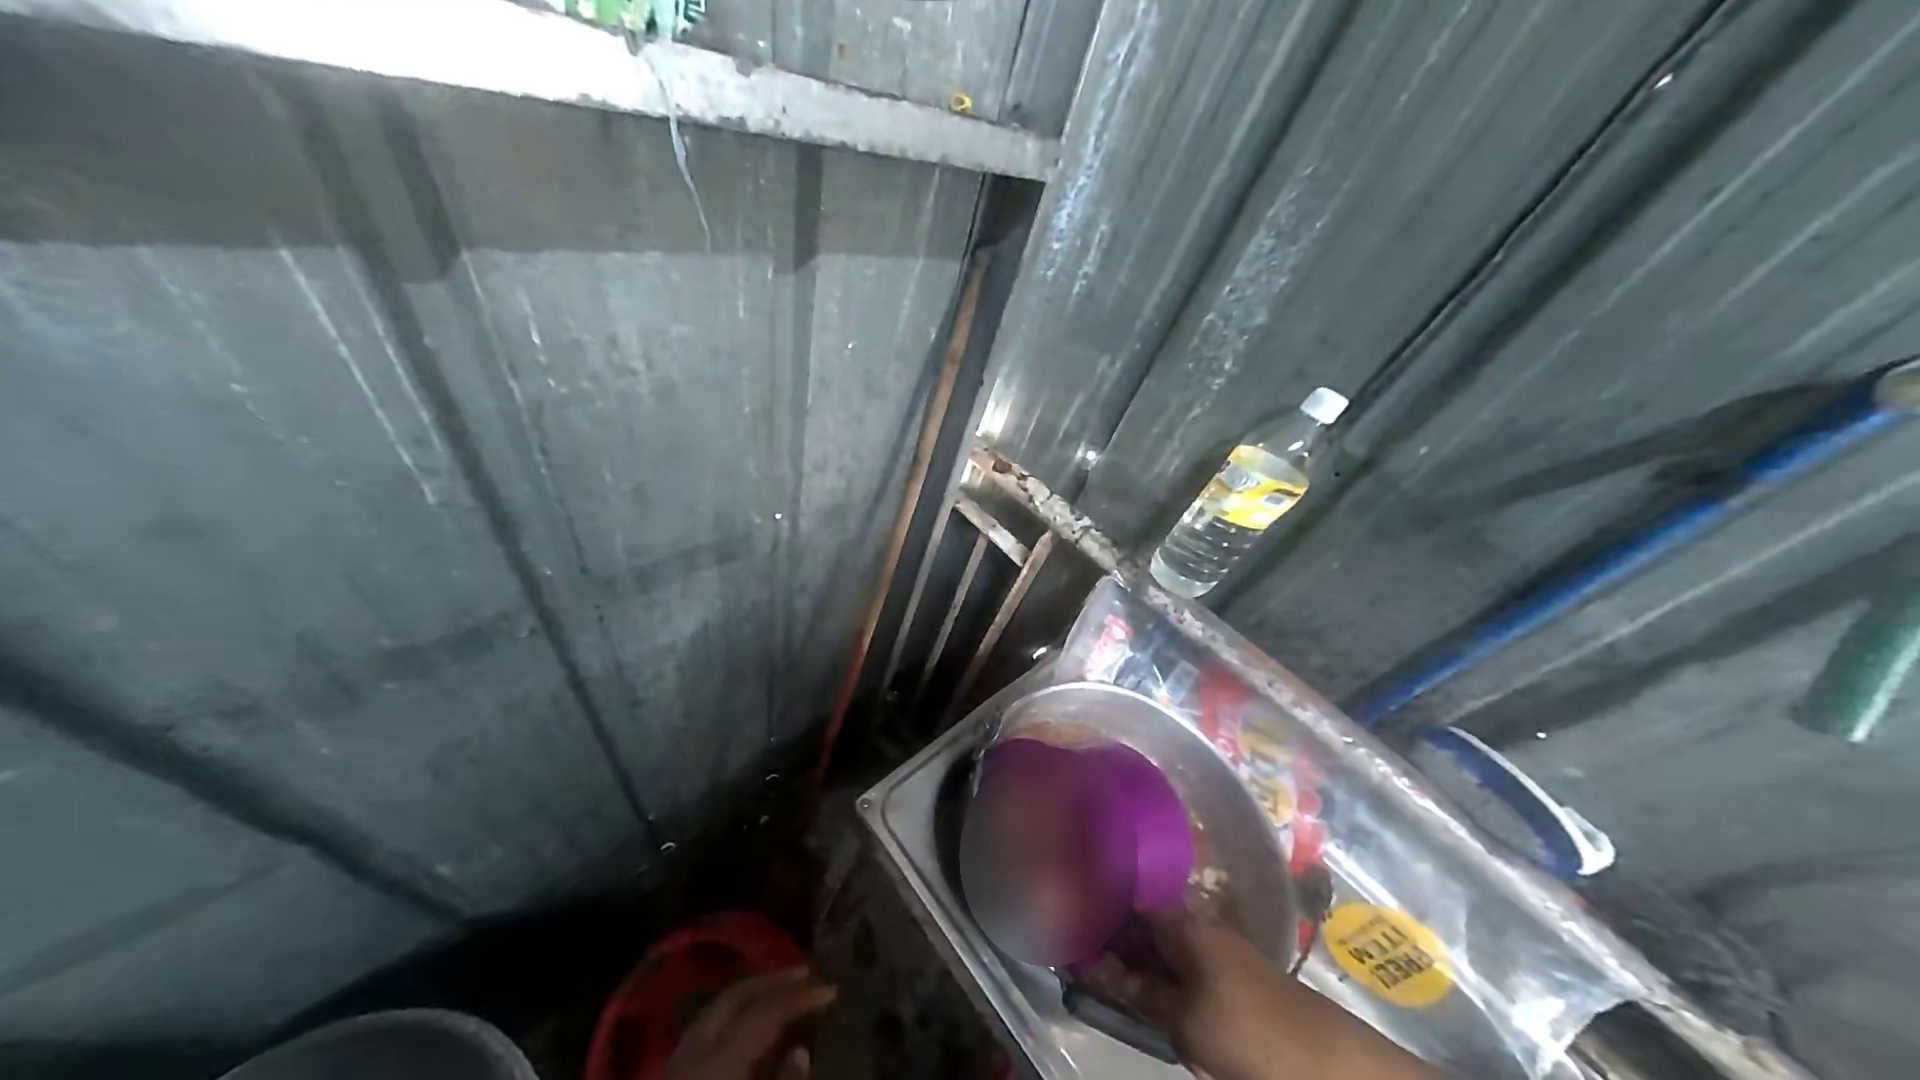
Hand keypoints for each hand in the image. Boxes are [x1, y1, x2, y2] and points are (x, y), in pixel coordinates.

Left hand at [662, 968, 836, 1079]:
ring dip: (750, 993)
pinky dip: (730, 1014)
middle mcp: (692, 1055)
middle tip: (807, 975)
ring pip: (715, 1009)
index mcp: (716, 1066)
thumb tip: (801, 1051)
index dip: (800, 998)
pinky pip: (703, 1029)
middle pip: (734, 998)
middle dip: (772, 982)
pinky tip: (747, 1023)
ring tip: (781, 990)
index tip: (832, 991)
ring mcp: (675, 1067)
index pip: (764, 1013)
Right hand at [1085, 913, 1439, 1079]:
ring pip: (1156, 952)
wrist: (1329, 1065)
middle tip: (1074, 960)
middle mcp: (1193, 929)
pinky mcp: (1223, 982)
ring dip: (1130, 965)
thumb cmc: (1249, 1031)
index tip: (1065, 923)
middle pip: (1138, 927)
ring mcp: (1210, 954)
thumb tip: (1094, 966)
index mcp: (1182, 924)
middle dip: (1108, 941)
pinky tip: (1139, 999)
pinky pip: (1176, 973)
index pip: (1125, 903)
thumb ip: (1137, 991)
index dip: (1094, 911)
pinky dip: (1154, 982)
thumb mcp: (1184, 1019)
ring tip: (1097, 980)